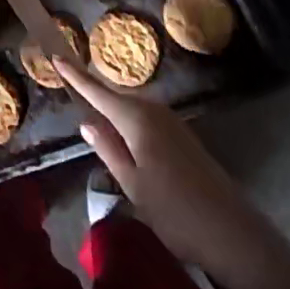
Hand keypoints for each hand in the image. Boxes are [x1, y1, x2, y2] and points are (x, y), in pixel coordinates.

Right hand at [54, 58, 248, 271]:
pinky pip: (146, 118)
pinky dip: (129, 119)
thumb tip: (86, 122)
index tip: (56, 56)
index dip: (76, 76)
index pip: (98, 93)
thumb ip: (108, 149)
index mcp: (136, 120)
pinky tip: (123, 134)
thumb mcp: (132, 184)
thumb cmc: (175, 211)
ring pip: (132, 107)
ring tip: (91, 111)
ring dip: (112, 106)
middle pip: (116, 97)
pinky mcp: (182, 137)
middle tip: (69, 83)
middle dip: (93, 91)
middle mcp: (154, 112)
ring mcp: (172, 123)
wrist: (233, 233)